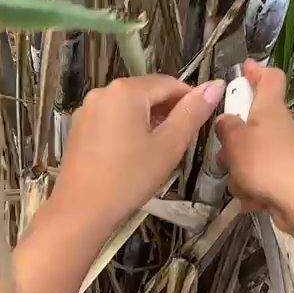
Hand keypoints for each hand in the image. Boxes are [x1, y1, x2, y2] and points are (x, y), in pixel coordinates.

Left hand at [53, 75, 222, 231]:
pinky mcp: (78, 128)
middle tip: (181, 141)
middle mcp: (103, 92)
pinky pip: (111, 119)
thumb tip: (215, 85)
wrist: (81, 209)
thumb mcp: (169, 145)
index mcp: (126, 90)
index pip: (169, 83)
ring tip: (159, 150)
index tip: (201, 122)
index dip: (190, 100)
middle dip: (168, 111)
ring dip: (149, 121)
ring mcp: (87, 110)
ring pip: (128, 107)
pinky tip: (133, 154)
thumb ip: (193, 113)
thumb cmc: (129, 177)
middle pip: (146, 92)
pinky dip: (127, 129)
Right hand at [215, 60, 293, 230]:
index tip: (244, 69)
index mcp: (271, 109)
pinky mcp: (291, 178)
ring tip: (241, 184)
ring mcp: (290, 153)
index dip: (257, 71)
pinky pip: (263, 179)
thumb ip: (226, 127)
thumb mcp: (235, 141)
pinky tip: (256, 200)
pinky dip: (255, 190)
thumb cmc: (268, 163)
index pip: (270, 78)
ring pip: (254, 156)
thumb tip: (226, 120)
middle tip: (225, 154)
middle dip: (235, 142)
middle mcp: (284, 127)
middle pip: (254, 125)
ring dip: (242, 171)